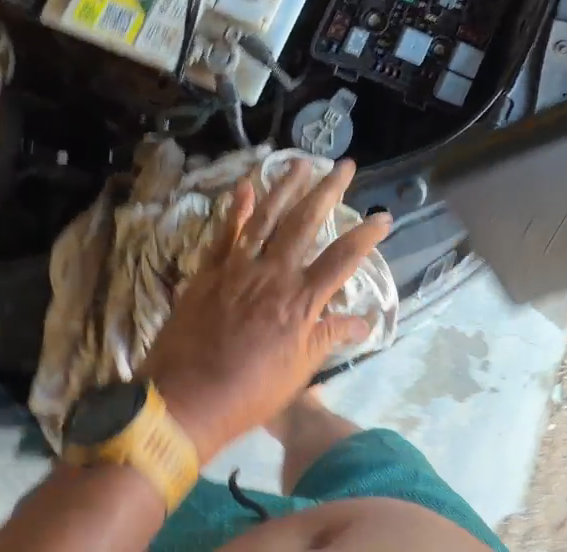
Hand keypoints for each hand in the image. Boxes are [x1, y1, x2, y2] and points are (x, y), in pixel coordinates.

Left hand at [138, 158, 390, 459]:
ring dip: (286, 186)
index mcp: (300, 300)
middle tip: (345, 165)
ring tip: (301, 162)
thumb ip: (330, 337)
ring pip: (267, 217)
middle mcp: (274, 274)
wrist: (183, 403)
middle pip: (307, 222)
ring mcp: (238, 268)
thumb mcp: (299, 371)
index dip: (366, 235)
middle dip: (329, 190)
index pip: (343, 258)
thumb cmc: (248, 393)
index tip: (384, 216)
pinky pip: (226, 233)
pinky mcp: (209, 272)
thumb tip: (365, 322)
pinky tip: (246, 186)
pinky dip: (237, 208)